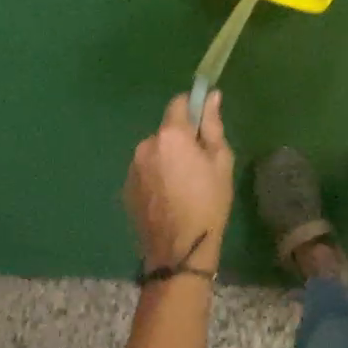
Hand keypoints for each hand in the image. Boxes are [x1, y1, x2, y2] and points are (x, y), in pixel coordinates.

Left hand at [123, 93, 234, 271]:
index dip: (193, 108)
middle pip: (166, 130)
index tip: (205, 126)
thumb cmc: (208, 202)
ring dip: (167, 158)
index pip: (179, 102)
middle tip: (198, 163)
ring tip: (183, 185)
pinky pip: (145, 170)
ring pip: (155, 151)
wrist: (179, 251)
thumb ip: (213, 125)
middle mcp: (146, 145)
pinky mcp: (127, 188)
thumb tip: (211, 96)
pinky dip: (156, 176)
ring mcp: (133, 168)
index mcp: (171, 135)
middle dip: (181, 139)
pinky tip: (169, 197)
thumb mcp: (220, 161)